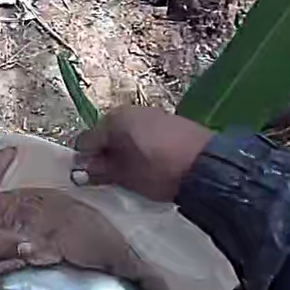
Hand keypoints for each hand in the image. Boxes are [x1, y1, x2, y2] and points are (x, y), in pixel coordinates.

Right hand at [73, 106, 212, 202]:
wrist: (207, 164)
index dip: (85, 161)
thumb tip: (81, 170)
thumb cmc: (158, 170)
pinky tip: (152, 164)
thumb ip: (100, 171)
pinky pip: (143, 132)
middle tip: (113, 178)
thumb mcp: (125, 176)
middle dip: (106, 154)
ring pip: (126, 133)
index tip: (91, 179)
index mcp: (112, 120)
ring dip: (124, 150)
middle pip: (105, 134)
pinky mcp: (168, 119)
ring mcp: (150, 112)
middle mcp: (128, 110)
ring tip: (134, 173)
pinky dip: (141, 146)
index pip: (85, 140)